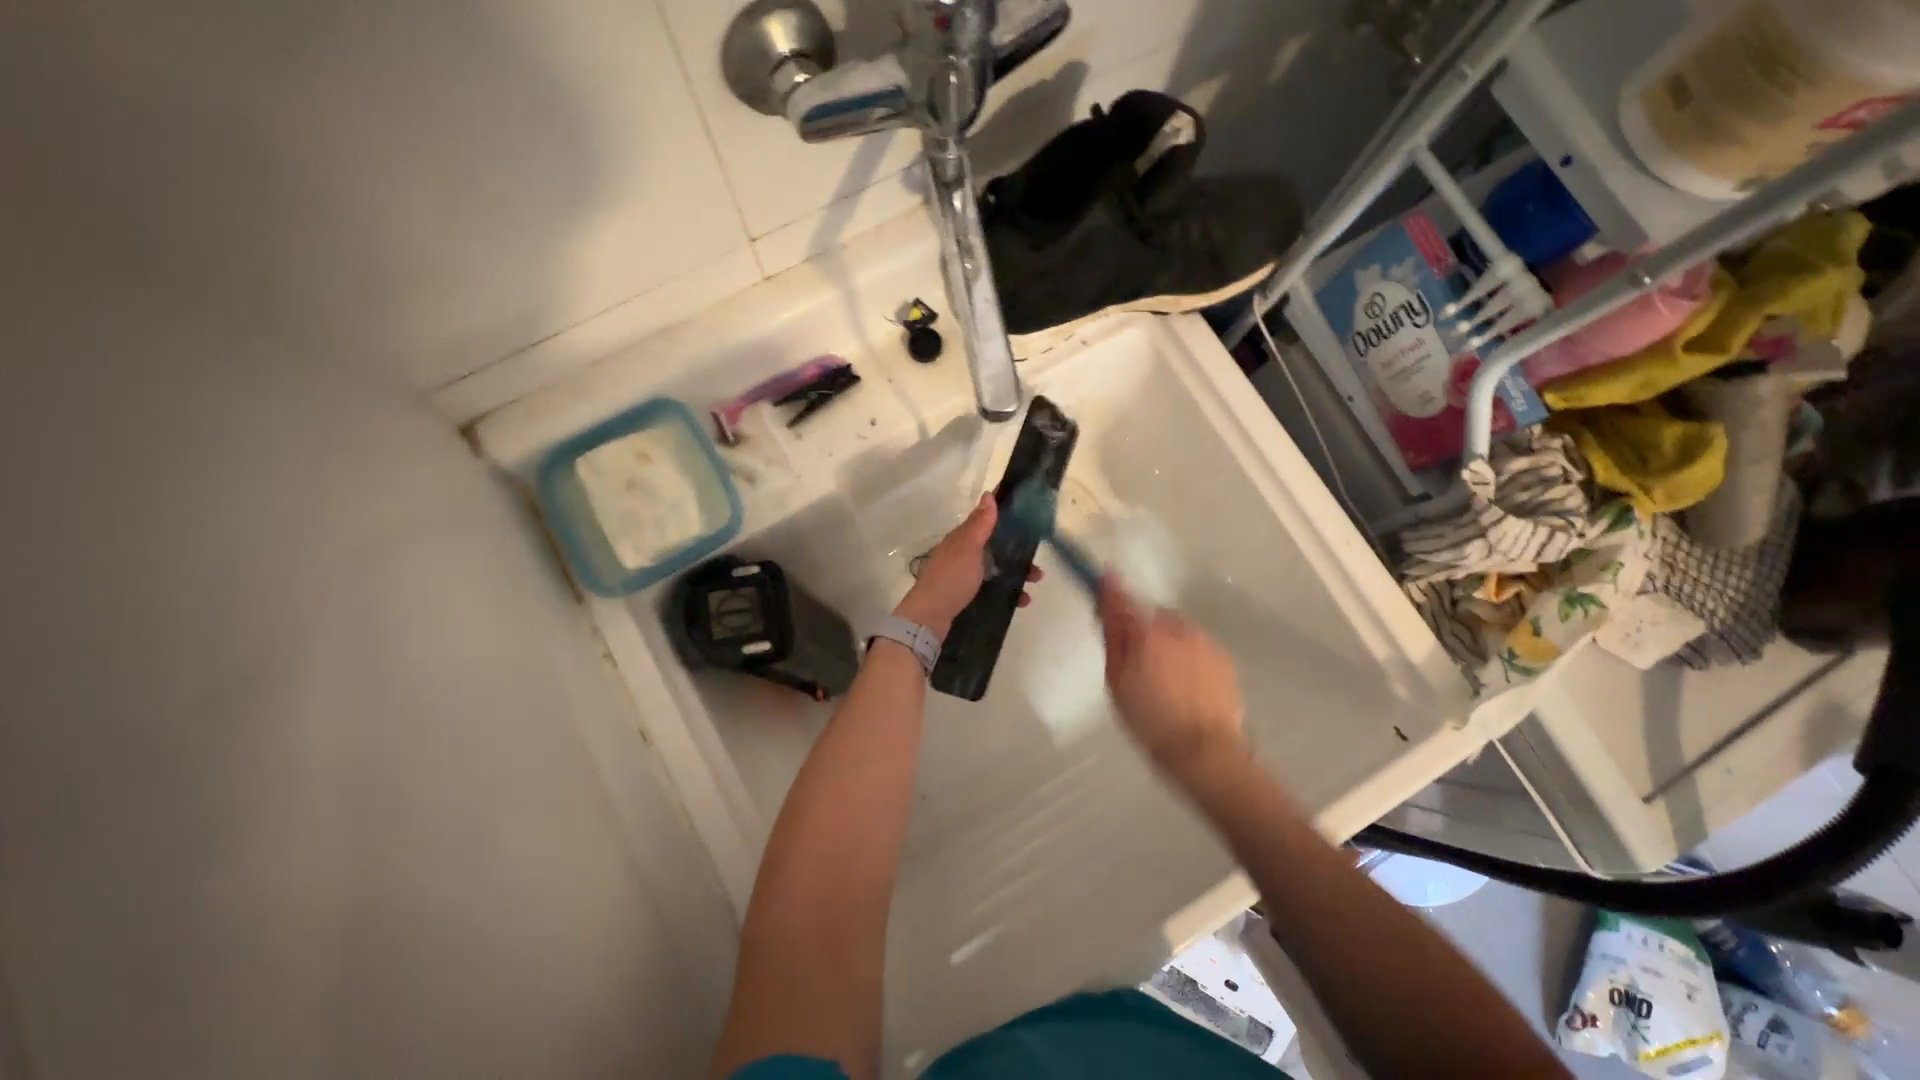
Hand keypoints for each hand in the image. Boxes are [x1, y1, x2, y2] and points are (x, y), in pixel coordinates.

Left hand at [895, 493, 1040, 635]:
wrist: (930, 617)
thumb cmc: (951, 578)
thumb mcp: (968, 547)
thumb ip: (980, 524)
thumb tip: (988, 494)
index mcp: (962, 539)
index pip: (986, 520)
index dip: (1005, 515)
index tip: (1028, 513)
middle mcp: (963, 554)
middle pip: (995, 547)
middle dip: (1018, 552)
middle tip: (1037, 561)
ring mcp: (964, 576)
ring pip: (997, 569)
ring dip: (1017, 573)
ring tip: (1034, 583)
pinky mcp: (966, 596)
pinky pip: (993, 589)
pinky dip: (1008, 592)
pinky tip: (1021, 601)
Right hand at [1097, 576, 1247, 776]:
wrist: (1205, 750)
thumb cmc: (1151, 720)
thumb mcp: (1117, 683)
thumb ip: (1113, 637)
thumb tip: (1106, 602)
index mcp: (1147, 632)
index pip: (1122, 599)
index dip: (1110, 588)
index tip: (1102, 578)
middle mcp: (1178, 628)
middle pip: (1152, 617)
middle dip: (1144, 630)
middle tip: (1136, 664)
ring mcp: (1205, 641)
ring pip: (1178, 632)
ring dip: (1168, 644)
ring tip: (1164, 680)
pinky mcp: (1224, 659)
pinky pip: (1198, 648)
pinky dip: (1189, 658)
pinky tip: (1186, 687)